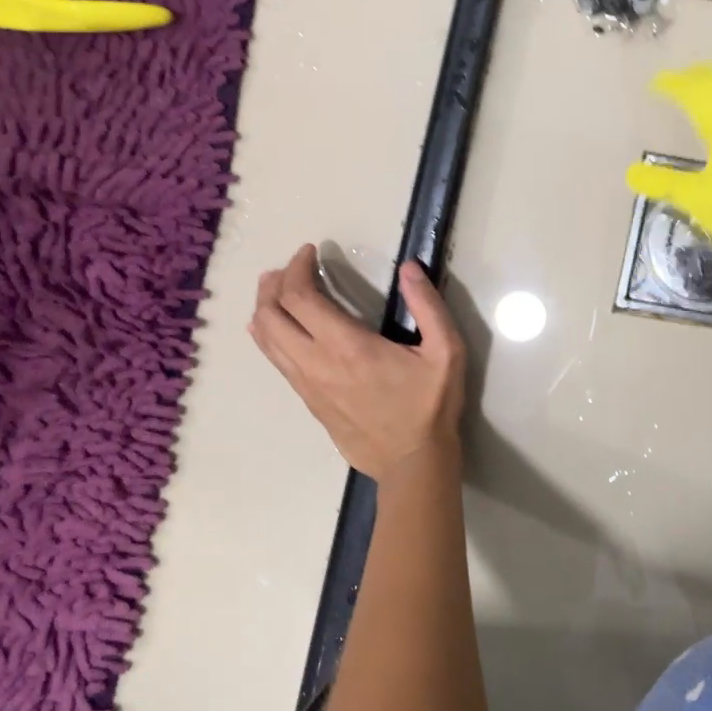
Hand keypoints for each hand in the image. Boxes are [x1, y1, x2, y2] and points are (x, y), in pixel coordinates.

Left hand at [249, 245, 467, 481]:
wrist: (412, 459)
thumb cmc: (431, 403)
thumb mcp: (447, 351)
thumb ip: (429, 306)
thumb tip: (410, 268)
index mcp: (347, 346)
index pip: (301, 297)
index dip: (298, 268)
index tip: (310, 251)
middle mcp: (315, 363)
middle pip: (270, 315)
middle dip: (275, 284)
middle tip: (291, 267)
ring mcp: (306, 385)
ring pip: (265, 340)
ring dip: (266, 308)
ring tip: (278, 290)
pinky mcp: (307, 401)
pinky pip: (275, 360)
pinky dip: (271, 334)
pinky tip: (284, 328)